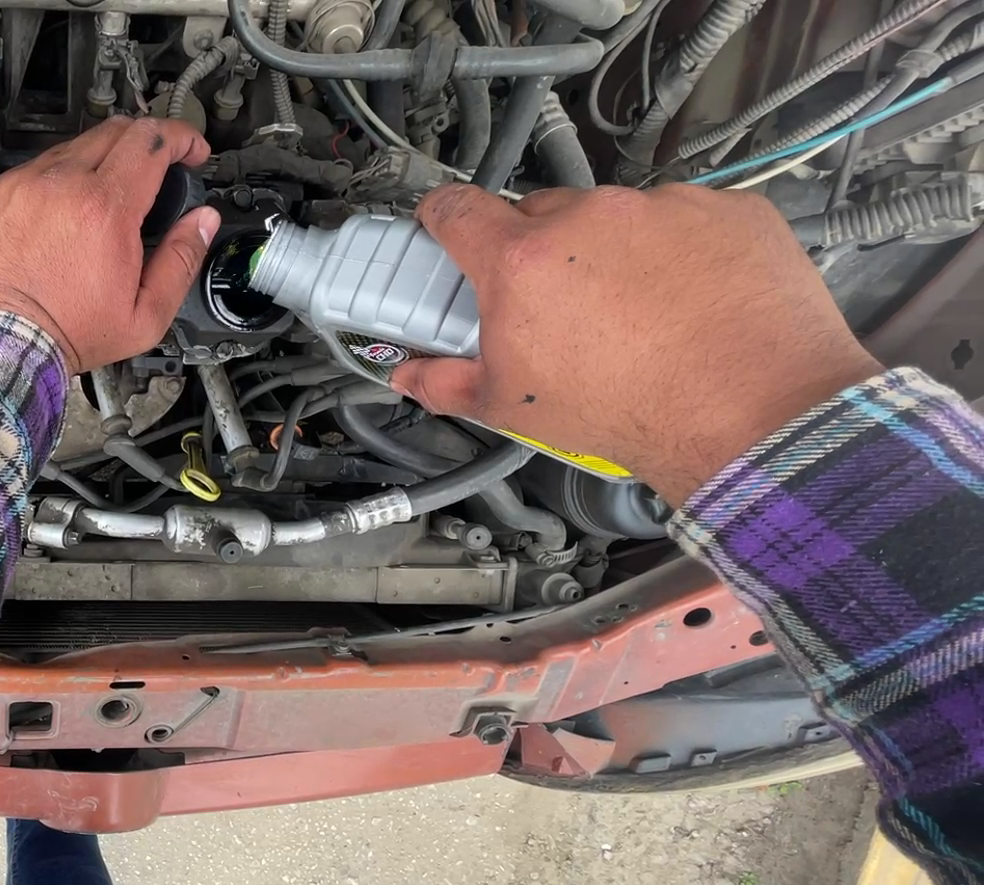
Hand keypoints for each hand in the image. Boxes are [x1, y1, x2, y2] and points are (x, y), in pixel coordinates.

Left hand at [0, 116, 221, 374]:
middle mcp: (63, 186)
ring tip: (107, 197)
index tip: (190, 150)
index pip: (152, 142)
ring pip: (75, 146)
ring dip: (100, 161)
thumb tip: (202, 223)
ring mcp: (26, 186)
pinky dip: (60, 179)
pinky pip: (39, 168)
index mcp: (106, 211)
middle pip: (116, 131)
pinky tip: (66, 211)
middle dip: (145, 143)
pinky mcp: (0, 196)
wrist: (7, 344)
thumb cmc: (69, 334)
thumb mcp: (145, 316)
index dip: (181, 138)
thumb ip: (181, 263)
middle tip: (154, 169)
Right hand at [389, 184, 883, 504]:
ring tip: (617, 309)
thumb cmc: (619, 405)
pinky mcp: (724, 210)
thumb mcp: (503, 404)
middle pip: (533, 215)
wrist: (744, 407)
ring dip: (596, 251)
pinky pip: (674, 219)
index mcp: (520, 261)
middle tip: (538, 300)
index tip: (440, 221)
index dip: (439, 213)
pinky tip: (671, 299)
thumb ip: (441, 382)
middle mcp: (587, 219)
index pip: (457, 209)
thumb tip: (409, 375)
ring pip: (605, 217)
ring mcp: (661, 207)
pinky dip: (664, 250)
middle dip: (526, 251)